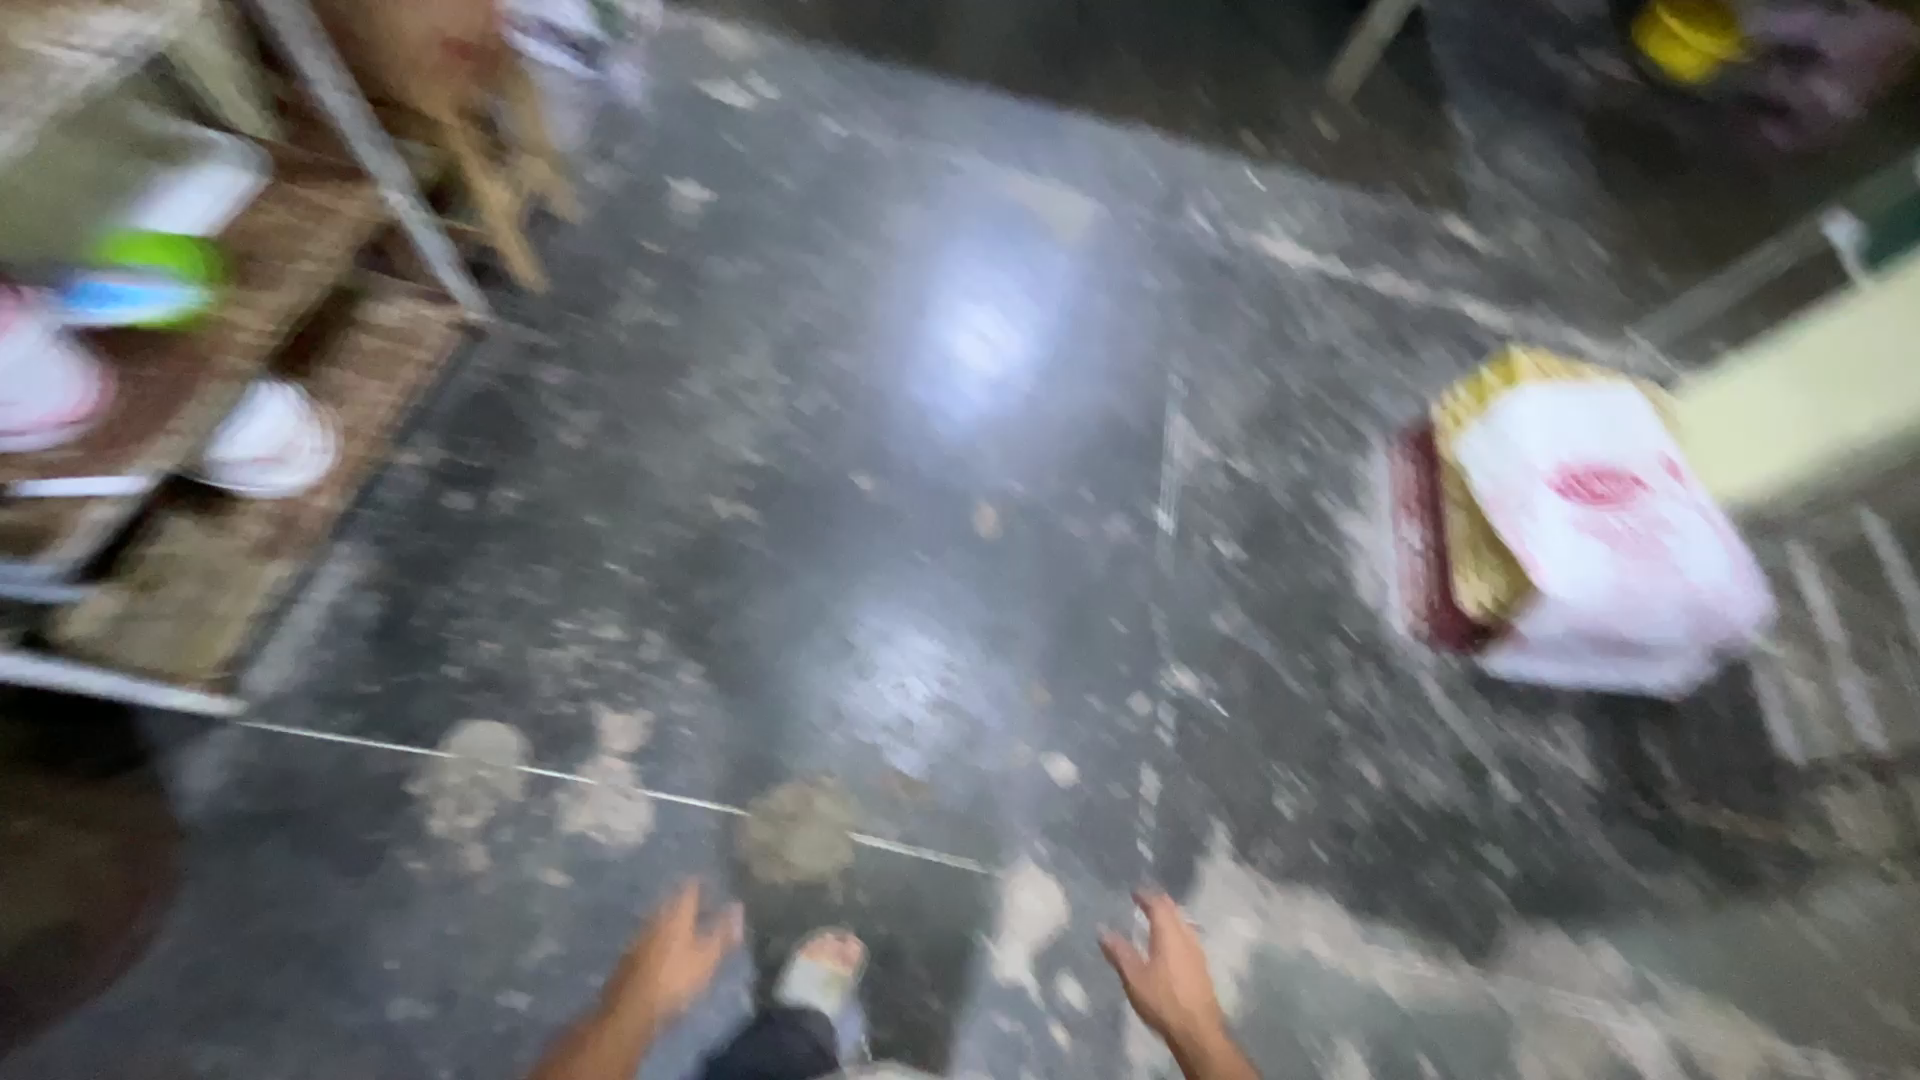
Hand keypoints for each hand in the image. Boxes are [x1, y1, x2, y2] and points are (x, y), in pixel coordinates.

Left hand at [602, 879, 743, 1026]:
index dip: (702, 885)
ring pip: (661, 921)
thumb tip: (738, 907)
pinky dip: (663, 940)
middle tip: (705, 908)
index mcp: (676, 913)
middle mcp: (656, 918)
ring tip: (690, 931)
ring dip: (675, 923)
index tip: (713, 886)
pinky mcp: (628, 959)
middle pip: (673, 902)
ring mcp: (639, 938)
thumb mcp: (707, 958)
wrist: (628, 1013)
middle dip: (688, 904)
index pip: (690, 888)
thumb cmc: (674, 980)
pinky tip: (670, 953)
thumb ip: (723, 932)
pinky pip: (651, 939)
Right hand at [1100, 889, 1226, 1048]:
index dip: (1145, 895)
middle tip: (1144, 899)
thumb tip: (1102, 929)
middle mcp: (1186, 937)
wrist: (1198, 1032)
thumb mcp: (1133, 977)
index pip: (1158, 904)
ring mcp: (1197, 952)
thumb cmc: (1162, 1000)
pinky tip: (1171, 943)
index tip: (1134, 891)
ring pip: (1183, 923)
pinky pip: (1188, 937)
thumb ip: (1118, 952)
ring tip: (1156, 918)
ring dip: (1169, 916)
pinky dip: (1176, 930)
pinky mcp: (1202, 967)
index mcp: (1169, 934)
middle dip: (1159, 902)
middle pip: (1173, 910)